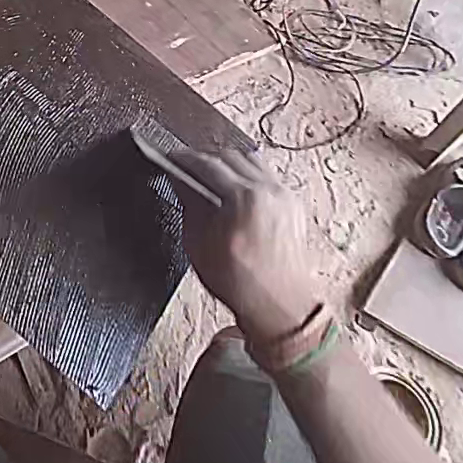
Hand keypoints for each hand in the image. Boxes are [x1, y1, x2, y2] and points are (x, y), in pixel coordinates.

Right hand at [172, 149, 325, 357]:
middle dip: (205, 159)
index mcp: (243, 198)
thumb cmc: (241, 282)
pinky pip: (266, 176)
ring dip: (228, 163)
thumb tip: (181, 181)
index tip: (171, 158)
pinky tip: (233, 189)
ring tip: (209, 176)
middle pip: (230, 156)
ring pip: (251, 161)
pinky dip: (246, 175)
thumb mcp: (199, 243)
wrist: (280, 305)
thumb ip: (190, 204)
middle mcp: (268, 190)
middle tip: (186, 167)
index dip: (184, 158)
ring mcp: (283, 196)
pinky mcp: (292, 204)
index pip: (207, 164)